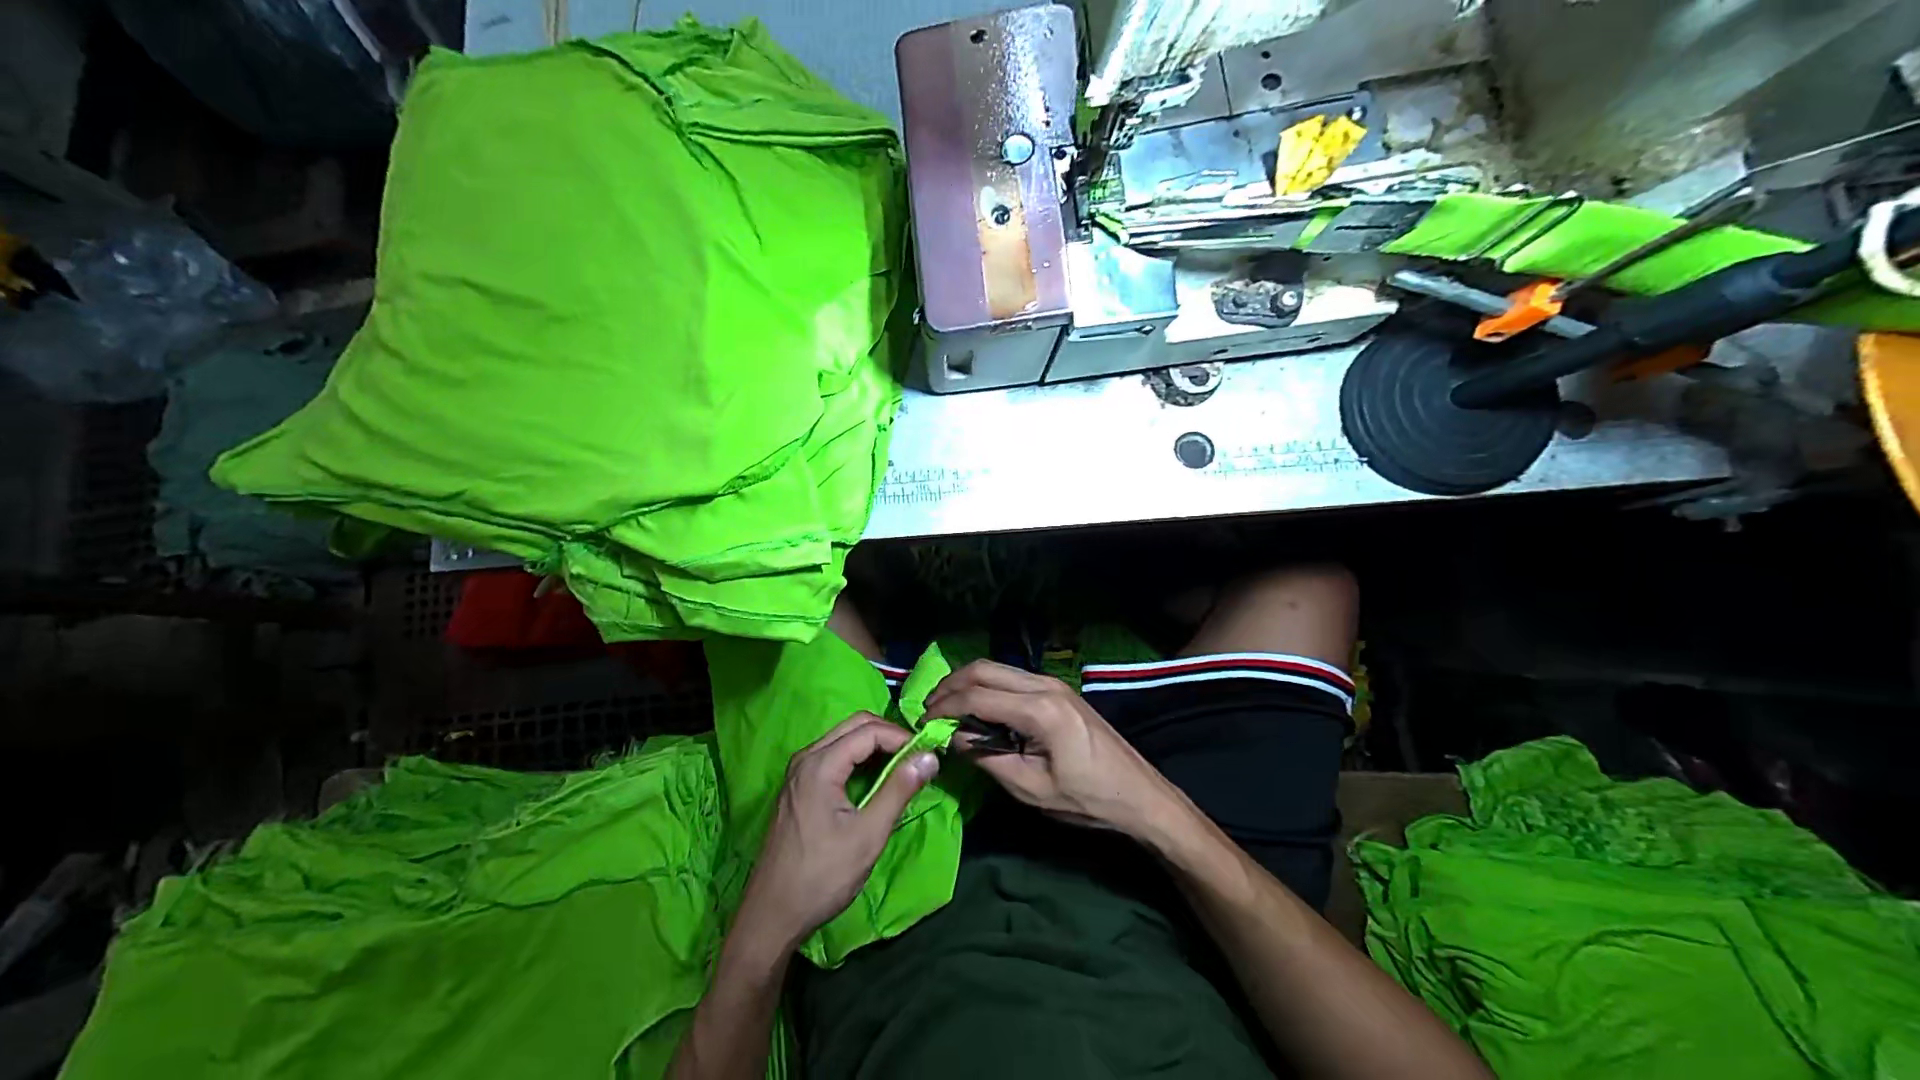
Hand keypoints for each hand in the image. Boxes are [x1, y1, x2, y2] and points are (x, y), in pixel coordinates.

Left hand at [734, 712, 938, 956]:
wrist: (773, 913)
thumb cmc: (822, 875)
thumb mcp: (868, 834)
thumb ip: (899, 790)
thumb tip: (930, 757)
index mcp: (820, 765)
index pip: (869, 731)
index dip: (902, 737)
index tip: (928, 755)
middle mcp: (806, 758)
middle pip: (854, 725)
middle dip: (889, 734)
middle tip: (918, 756)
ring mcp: (798, 772)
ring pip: (843, 738)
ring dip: (874, 744)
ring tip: (903, 766)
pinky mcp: (798, 787)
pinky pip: (833, 755)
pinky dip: (858, 757)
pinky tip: (875, 779)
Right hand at [924, 660, 1188, 837]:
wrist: (1140, 794)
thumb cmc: (1087, 798)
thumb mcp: (1032, 788)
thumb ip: (988, 759)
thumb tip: (953, 738)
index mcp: (1040, 710)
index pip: (977, 696)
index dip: (943, 708)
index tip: (922, 724)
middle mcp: (1045, 685)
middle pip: (984, 669)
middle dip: (950, 686)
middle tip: (927, 710)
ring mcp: (1054, 683)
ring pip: (997, 669)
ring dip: (967, 683)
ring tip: (944, 709)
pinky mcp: (1058, 690)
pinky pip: (1012, 678)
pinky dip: (986, 687)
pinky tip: (976, 709)